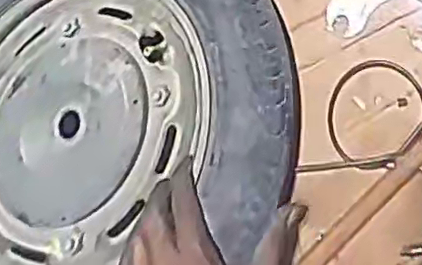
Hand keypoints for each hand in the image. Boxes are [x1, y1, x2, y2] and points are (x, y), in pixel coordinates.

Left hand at [121, 161, 305, 264]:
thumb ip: (274, 246)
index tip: (185, 166)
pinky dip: (129, 258)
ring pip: (132, 247)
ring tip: (149, 216)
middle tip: (166, 185)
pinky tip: (135, 258)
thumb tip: (292, 211)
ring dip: (139, 226)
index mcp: (194, 255)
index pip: (182, 203)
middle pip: (151, 221)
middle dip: (156, 198)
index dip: (181, 179)